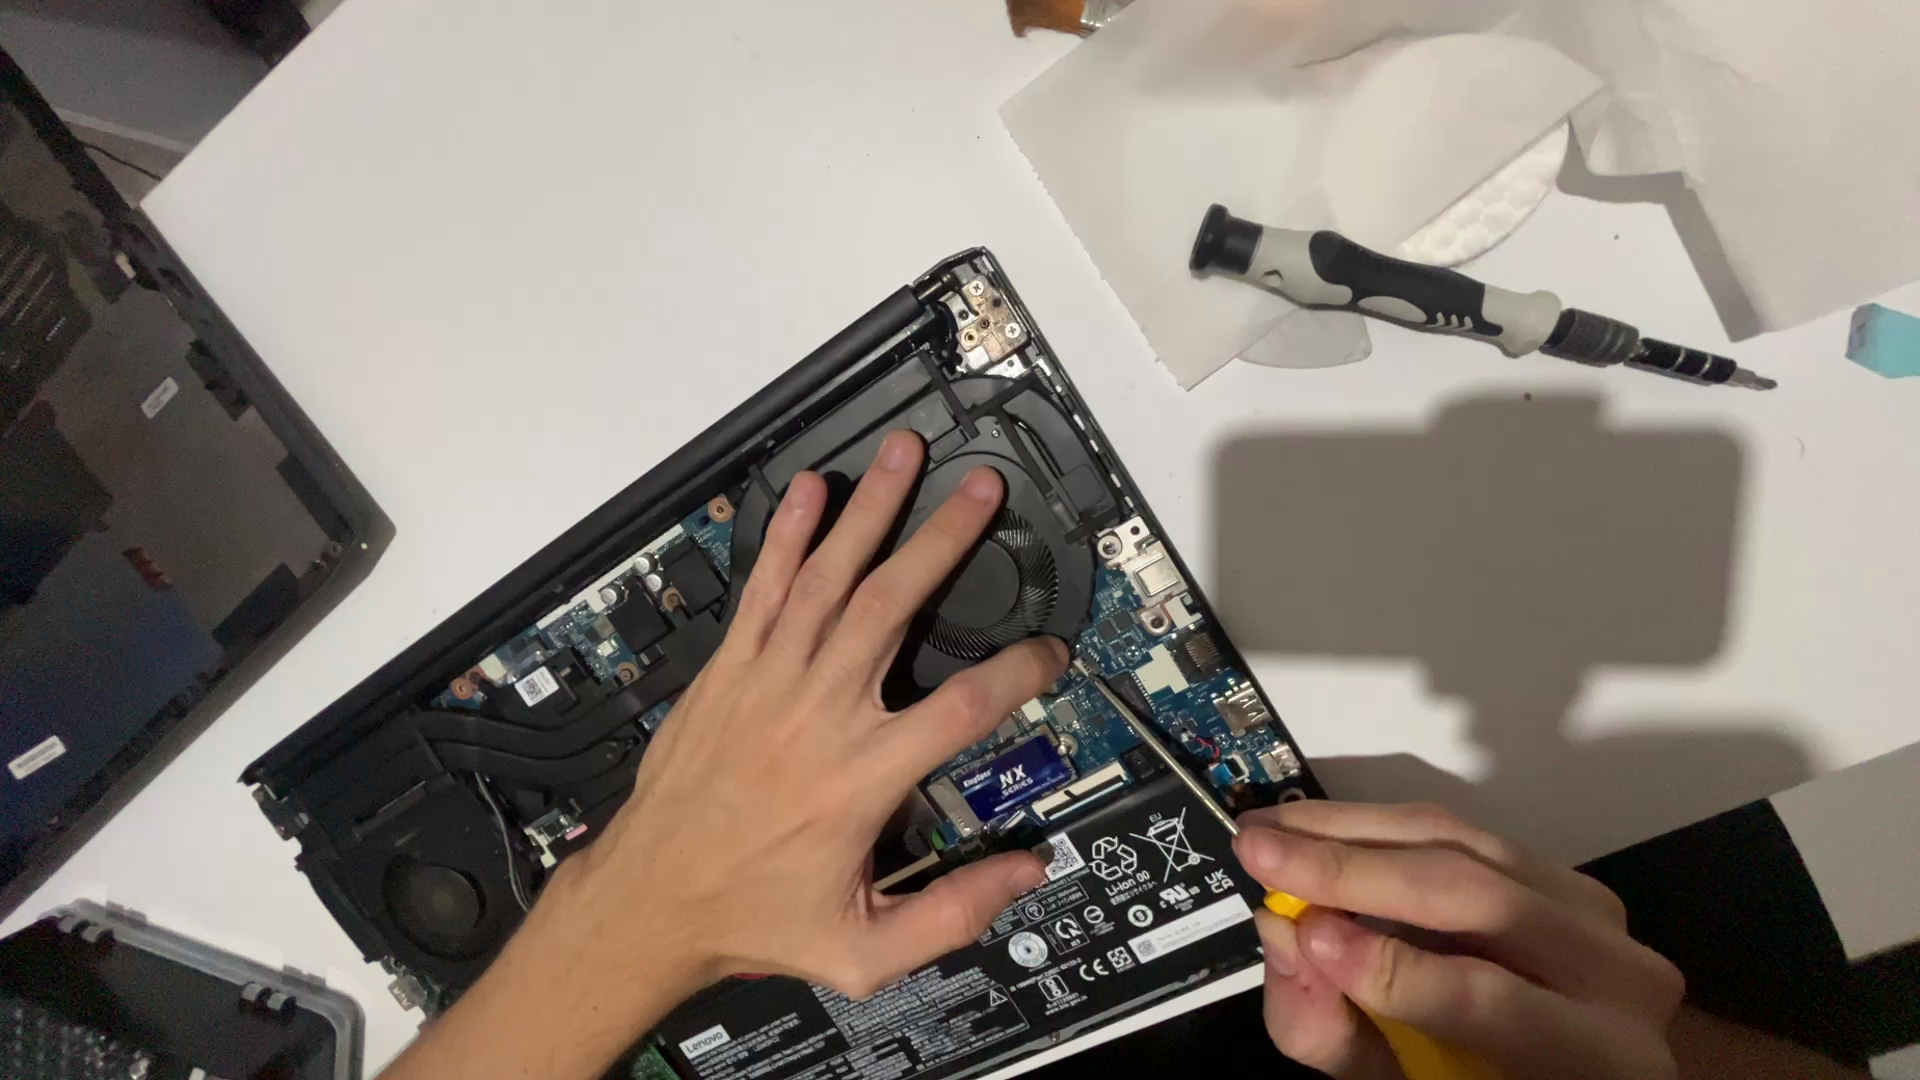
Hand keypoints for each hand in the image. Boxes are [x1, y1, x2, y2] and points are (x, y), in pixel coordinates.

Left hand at [548, 429, 1064, 999]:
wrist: (650, 898)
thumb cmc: (756, 916)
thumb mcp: (863, 949)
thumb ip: (952, 912)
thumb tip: (1026, 869)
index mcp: (861, 778)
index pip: (961, 709)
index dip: (1017, 672)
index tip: (1049, 651)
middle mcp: (819, 714)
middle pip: (893, 606)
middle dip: (943, 539)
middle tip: (980, 491)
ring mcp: (770, 680)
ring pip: (830, 578)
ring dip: (871, 511)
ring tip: (903, 454)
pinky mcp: (731, 667)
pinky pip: (765, 588)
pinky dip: (789, 534)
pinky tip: (810, 488)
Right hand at [1233, 802, 1683, 1079]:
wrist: (1553, 1053)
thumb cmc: (1472, 1079)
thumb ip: (1334, 1030)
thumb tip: (1282, 932)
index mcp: (1598, 1057)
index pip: (1494, 1001)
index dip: (1391, 966)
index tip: (1300, 932)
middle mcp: (1609, 966)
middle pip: (1469, 893)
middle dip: (1347, 870)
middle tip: (1256, 852)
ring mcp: (1576, 899)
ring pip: (1447, 837)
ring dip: (1339, 827)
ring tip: (1264, 828)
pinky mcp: (1533, 857)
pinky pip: (1438, 822)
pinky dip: (1359, 820)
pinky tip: (1303, 824)